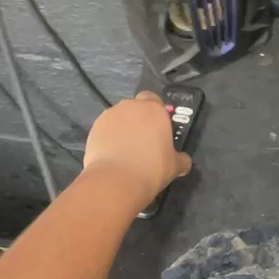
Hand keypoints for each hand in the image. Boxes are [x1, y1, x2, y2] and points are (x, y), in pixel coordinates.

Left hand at [83, 91, 190, 206]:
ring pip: (119, 117)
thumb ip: (181, 159)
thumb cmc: (152, 168)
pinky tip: (112, 154)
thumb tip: (183, 161)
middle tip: (143, 140)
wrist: (117, 179)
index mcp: (154, 110)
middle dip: (139, 119)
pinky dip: (109, 137)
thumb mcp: (175, 166)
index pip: (154, 98)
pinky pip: (105, 129)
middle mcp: (131, 107)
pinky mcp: (94, 128)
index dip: (155, 111)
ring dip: (123, 128)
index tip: (158, 128)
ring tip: (125, 150)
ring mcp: (110, 115)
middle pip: (135, 107)